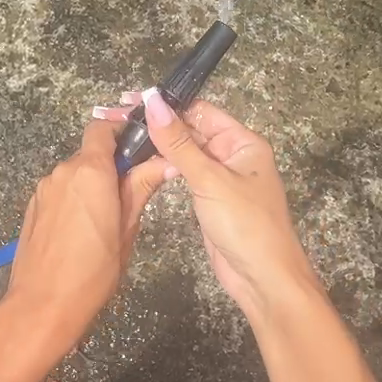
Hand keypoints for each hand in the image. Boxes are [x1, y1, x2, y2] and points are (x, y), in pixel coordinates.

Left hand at [0, 120, 143, 346]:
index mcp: (90, 172)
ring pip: (74, 175)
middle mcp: (63, 172)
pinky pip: (60, 193)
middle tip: (130, 197)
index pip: (102, 128)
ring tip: (106, 223)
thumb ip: (141, 189)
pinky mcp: (33, 207)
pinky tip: (82, 233)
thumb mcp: (127, 230)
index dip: (120, 130)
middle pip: (90, 154)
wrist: (41, 307)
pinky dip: (73, 202)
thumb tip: (165, 163)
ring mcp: (44, 190)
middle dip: (110, 168)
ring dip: (91, 188)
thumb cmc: (91, 274)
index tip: (137, 145)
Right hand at [134, 87, 316, 318]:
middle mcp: (233, 154)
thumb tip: (153, 102)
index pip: (200, 110)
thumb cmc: (245, 225)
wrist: (263, 280)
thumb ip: (178, 142)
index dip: (168, 104)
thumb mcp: (209, 179)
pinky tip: (140, 161)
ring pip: (185, 151)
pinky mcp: (209, 197)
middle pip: (191, 129)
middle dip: (158, 123)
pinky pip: (184, 173)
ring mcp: (220, 177)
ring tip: (122, 135)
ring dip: (158, 144)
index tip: (132, 100)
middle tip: (118, 117)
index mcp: (243, 142)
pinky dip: (164, 166)